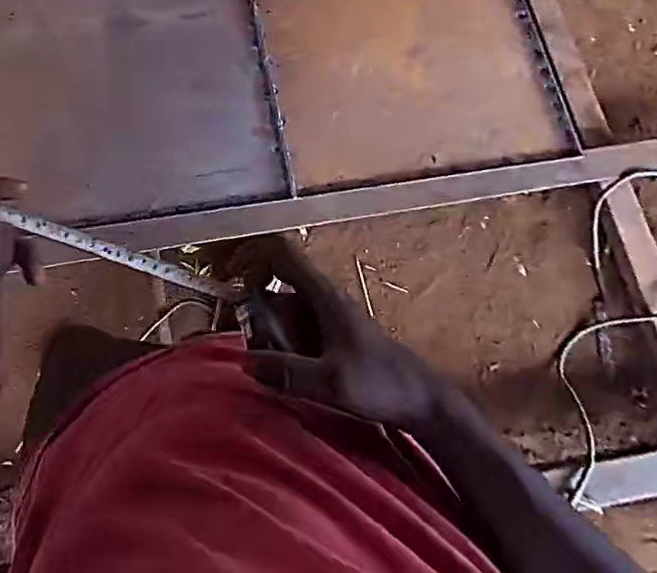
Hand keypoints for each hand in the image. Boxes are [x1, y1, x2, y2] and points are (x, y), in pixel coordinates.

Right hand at [244, 236, 468, 427]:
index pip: (281, 253)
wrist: (424, 402)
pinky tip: (291, 371)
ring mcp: (330, 314)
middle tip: (253, 340)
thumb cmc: (381, 384)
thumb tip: (246, 362)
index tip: (231, 275)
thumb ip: (286, 372)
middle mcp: (324, 297)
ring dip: (271, 329)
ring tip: (272, 364)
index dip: (252, 254)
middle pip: (277, 282)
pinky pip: (298, 325)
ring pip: (286, 306)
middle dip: (257, 307)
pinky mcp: (334, 332)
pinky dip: (285, 340)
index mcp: (323, 295)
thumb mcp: (330, 383)